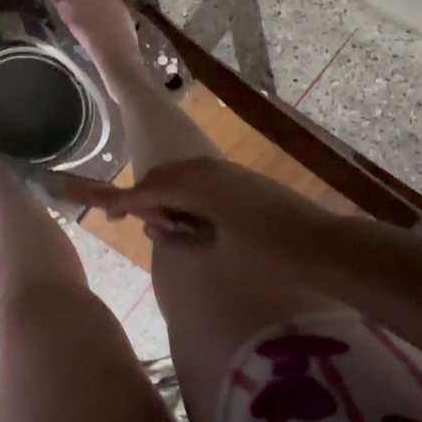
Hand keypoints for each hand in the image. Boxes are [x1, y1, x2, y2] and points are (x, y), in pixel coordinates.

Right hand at [54, 157, 340, 275]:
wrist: (326, 247)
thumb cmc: (267, 254)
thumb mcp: (212, 248)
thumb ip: (175, 234)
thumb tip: (152, 226)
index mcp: (192, 182)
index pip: (143, 189)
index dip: (116, 199)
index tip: (94, 206)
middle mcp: (203, 168)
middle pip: (158, 178)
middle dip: (146, 199)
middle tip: (144, 225)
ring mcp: (223, 170)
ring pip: (179, 178)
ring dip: (168, 198)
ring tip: (175, 228)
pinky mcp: (239, 178)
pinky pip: (198, 180)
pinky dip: (187, 196)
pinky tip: (199, 221)